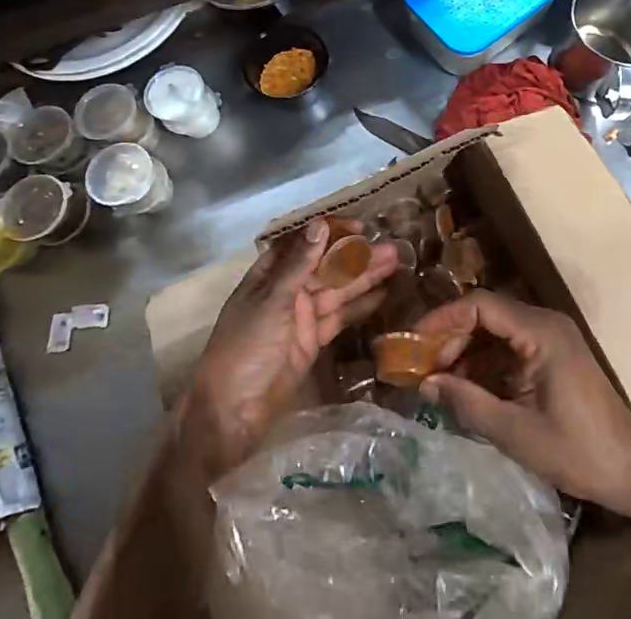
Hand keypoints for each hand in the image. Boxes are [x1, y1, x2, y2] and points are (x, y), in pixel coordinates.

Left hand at [185, 217, 398, 474]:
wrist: (234, 407)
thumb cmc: (245, 345)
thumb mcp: (272, 300)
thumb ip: (299, 264)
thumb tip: (319, 224)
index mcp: (270, 274)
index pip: (304, 244)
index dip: (332, 234)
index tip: (361, 229)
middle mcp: (287, 290)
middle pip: (327, 267)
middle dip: (358, 258)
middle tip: (393, 249)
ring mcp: (301, 316)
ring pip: (338, 290)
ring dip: (365, 278)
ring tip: (396, 264)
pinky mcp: (313, 340)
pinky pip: (340, 317)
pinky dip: (360, 306)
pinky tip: (383, 295)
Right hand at [415, 290, 630, 510]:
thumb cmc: (578, 451)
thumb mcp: (515, 432)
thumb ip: (467, 403)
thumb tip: (424, 384)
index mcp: (541, 332)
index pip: (480, 305)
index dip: (442, 319)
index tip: (414, 342)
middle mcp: (544, 324)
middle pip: (484, 314)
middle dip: (449, 338)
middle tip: (421, 366)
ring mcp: (549, 338)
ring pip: (493, 330)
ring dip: (463, 351)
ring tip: (435, 380)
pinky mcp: (550, 355)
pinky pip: (506, 347)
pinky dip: (482, 363)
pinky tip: (463, 388)